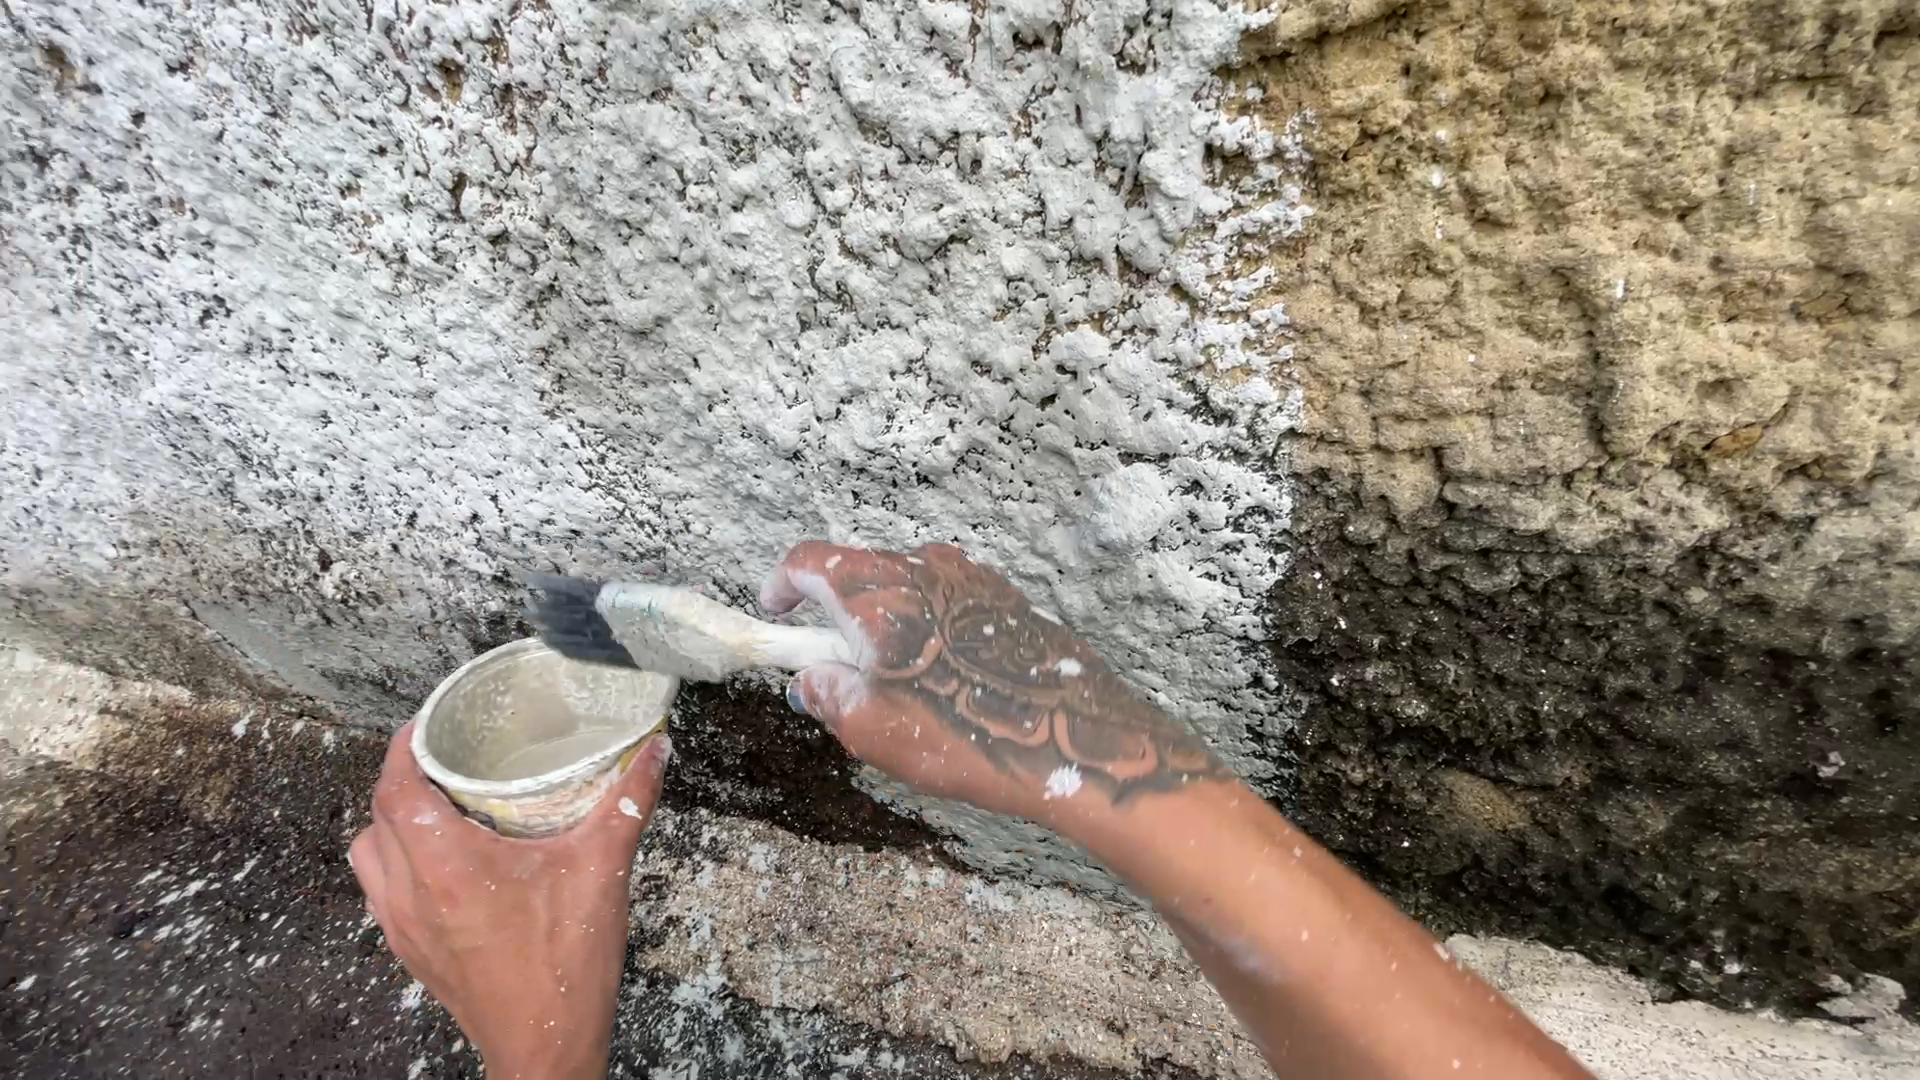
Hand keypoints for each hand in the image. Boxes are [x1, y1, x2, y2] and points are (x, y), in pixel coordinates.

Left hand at [348, 723, 671, 1079]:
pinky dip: (399, 856)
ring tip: (443, 798)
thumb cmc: (569, 955)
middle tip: (447, 750)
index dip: (404, 748)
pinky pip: (381, 887)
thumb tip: (657, 746)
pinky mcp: (409, 950)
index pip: (397, 792)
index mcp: (448, 867)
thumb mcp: (606, 865)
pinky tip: (449, 855)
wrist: (545, 1044)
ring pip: (369, 856)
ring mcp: (401, 927)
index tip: (430, 718)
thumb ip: (632, 799)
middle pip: (375, 819)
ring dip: (392, 819)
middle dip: (401, 776)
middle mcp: (409, 894)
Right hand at [762, 541, 1227, 829]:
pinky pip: (944, 591)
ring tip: (896, 670)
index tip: (778, 611)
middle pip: (856, 569)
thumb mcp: (876, 730)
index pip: (809, 561)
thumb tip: (809, 678)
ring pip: (903, 580)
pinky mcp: (1001, 592)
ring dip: (883, 612)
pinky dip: (925, 615)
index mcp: (877, 593)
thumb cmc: (967, 735)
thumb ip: (829, 694)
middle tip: (839, 661)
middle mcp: (921, 568)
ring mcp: (968, 575)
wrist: (1075, 735)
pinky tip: (943, 665)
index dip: (783, 583)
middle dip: (834, 608)